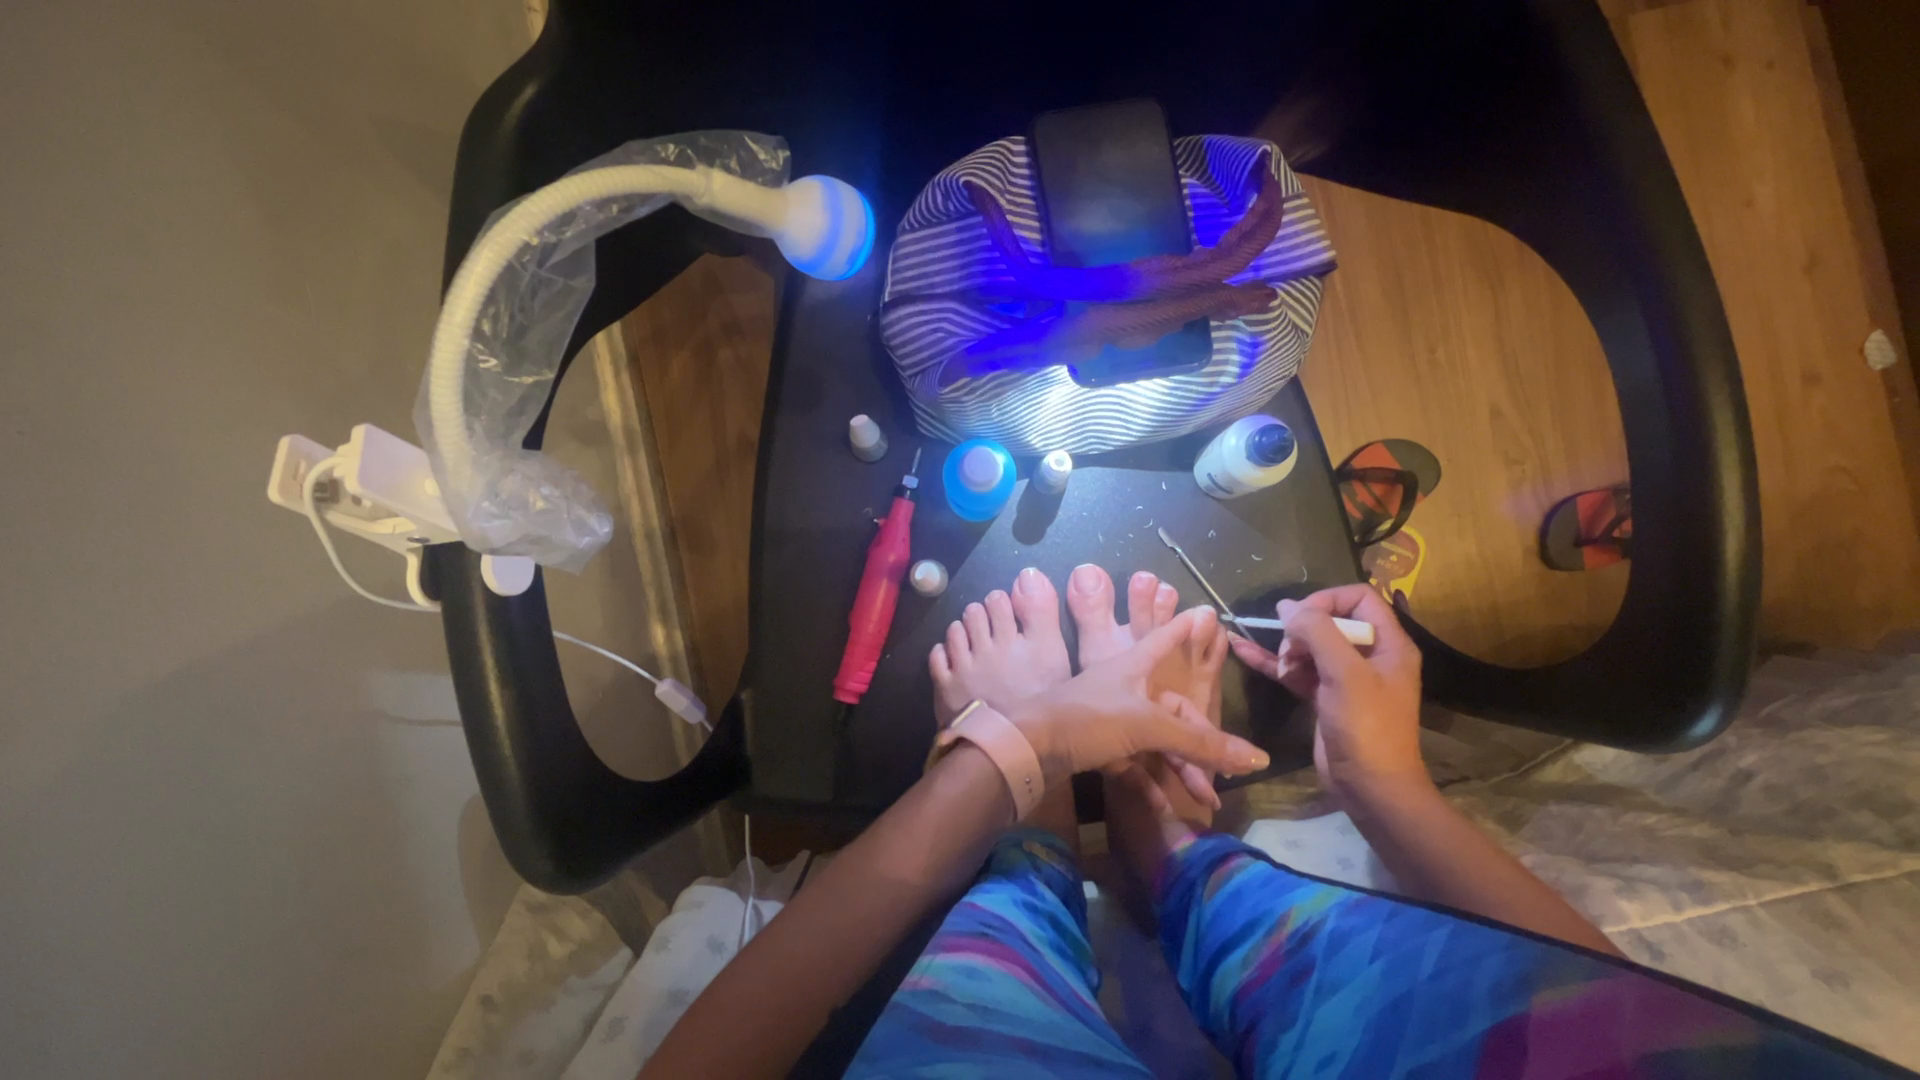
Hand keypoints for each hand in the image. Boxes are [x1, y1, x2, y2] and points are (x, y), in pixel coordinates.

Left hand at [1005, 608, 1270, 780]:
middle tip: (1226, 774)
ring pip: (1156, 741)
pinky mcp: (1095, 745)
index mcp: (1134, 666)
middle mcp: (1124, 687)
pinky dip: (1147, 782)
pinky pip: (1131, 762)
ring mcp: (1109, 717)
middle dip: (1201, 744)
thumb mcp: (1148, 726)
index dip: (1186, 627)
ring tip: (1205, 798)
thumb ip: (1201, 744)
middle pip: (1174, 710)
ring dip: (1180, 769)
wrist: (1025, 748)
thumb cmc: (1087, 718)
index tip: (1206, 614)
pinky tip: (1163, 807)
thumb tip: (1258, 758)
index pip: (1166, 638)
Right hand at [1229, 585, 1426, 805]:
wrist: (1370, 787)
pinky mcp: (1325, 697)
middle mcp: (1369, 656)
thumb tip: (1286, 606)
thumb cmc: (1366, 727)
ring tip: (1280, 665)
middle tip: (1290, 650)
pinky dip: (1273, 662)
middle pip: (1330, 621)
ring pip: (1310, 645)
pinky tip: (1242, 650)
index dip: (1327, 600)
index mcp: (1389, 644)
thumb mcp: (1345, 674)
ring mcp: (1346, 678)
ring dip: (1288, 649)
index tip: (1300, 617)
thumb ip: (1317, 632)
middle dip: (1303, 629)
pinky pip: (1296, 670)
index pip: (1359, 599)